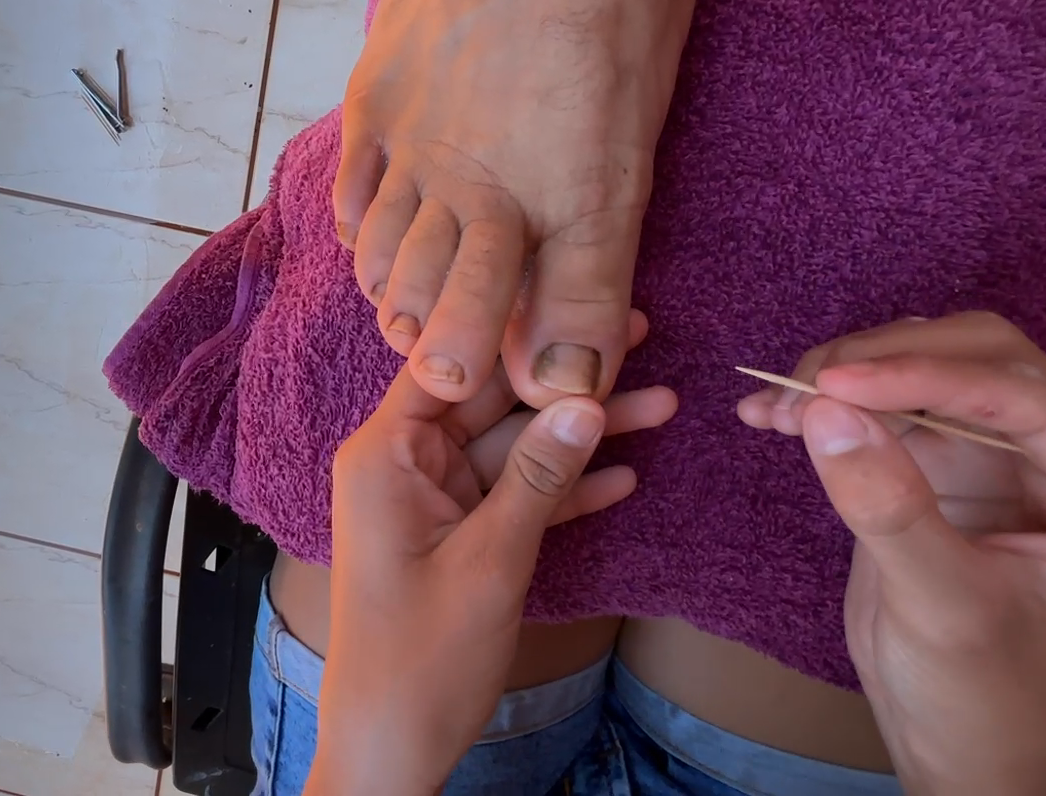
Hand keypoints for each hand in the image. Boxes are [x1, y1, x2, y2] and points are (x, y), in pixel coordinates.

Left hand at [308, 346, 675, 794]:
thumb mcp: (490, 560)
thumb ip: (538, 478)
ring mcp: (432, 496)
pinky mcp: (456, 530)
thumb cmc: (422, 658)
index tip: (572, 296)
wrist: (391, 748)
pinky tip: (623, 475)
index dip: (511, 329)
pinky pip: (511, 495)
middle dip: (565, 383)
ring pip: (512, 451)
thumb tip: (587, 402)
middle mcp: (404, 461)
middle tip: (638, 340)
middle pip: (492, 404)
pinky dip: (560, 490)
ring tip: (660, 403)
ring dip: (579, 438)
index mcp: (386, 452)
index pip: (450, 365)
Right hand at [334, 0, 741, 408]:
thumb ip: (592, 269)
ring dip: (395, 290)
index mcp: (539, 203)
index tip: (487, 395)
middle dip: (433, 342)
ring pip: (380, 251)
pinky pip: (352, 191)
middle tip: (438, 359)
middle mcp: (458, 182)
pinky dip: (364, 229)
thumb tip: (562, 372)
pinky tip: (377, 234)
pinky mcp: (373, 93)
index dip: (486, 373)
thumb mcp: (635, 147)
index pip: (497, 327)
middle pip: (421, 299)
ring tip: (408, 309)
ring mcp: (405, 135)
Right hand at [741, 313, 1045, 793]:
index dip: (926, 377)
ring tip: (775, 406)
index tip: (831, 386)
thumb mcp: (938, 608)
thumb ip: (888, 507)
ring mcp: (1015, 451)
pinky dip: (827, 400)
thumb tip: (822, 411)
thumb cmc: (976, 693)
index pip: (1031, 401)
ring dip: (844, 373)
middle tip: (801, 392)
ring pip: (927, 361)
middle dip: (882, 364)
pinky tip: (769, 415)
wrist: (951, 729)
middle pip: (982, 357)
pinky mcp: (952, 453)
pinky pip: (887, 396)